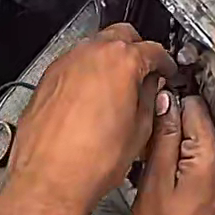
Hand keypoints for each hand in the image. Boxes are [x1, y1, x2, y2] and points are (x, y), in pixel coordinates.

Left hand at [6, 24, 175, 214]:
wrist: (48, 178)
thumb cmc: (90, 161)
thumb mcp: (140, 131)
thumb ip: (150, 99)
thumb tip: (150, 89)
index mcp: (123, 61)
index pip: (153, 49)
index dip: (165, 62)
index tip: (166, 71)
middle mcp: (93, 52)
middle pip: (123, 35)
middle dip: (137, 49)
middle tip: (144, 71)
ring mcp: (68, 61)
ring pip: (96, 45)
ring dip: (110, 58)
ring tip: (118, 86)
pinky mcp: (50, 75)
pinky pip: (75, 62)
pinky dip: (88, 71)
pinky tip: (92, 96)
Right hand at [129, 93, 214, 214]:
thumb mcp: (153, 181)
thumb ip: (162, 137)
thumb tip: (164, 101)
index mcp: (209, 156)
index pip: (192, 103)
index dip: (168, 101)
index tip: (150, 108)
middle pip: (196, 117)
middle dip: (171, 120)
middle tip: (146, 135)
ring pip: (196, 136)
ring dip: (174, 138)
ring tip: (151, 154)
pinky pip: (197, 155)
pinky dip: (180, 156)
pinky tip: (162, 170)